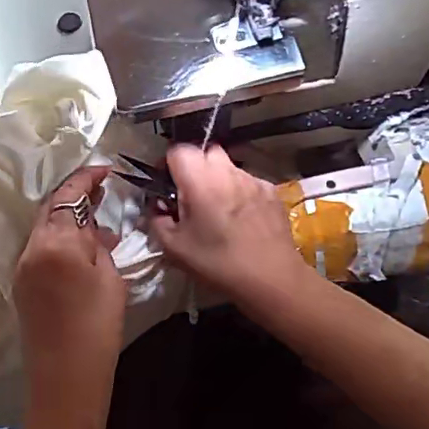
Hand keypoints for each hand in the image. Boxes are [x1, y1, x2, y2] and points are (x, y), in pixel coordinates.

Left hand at [14, 166, 128, 414]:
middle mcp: (30, 248)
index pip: (67, 195)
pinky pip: (39, 249)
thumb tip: (93, 231)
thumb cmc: (96, 328)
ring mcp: (21, 267)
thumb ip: (99, 247)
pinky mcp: (20, 285)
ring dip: (65, 219)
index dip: (86, 178)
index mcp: (54, 242)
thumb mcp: (110, 280)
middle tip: (102, 193)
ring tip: (95, 220)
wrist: (65, 378)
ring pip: (43, 229)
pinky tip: (81, 249)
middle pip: (49, 208)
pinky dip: (58, 240)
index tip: (105, 170)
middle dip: (74, 196)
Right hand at [145, 144, 311, 310]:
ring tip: (217, 210)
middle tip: (190, 195)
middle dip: (195, 167)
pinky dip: (238, 193)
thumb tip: (156, 207)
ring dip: (217, 180)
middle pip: (206, 152)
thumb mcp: (174, 248)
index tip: (167, 185)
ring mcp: (254, 180)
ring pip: (228, 167)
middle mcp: (228, 172)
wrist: (270, 278)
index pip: (178, 150)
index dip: (168, 164)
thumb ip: (157, 220)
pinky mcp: (272, 192)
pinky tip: (240, 218)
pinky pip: (248, 182)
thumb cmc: (217, 262)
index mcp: (200, 181)